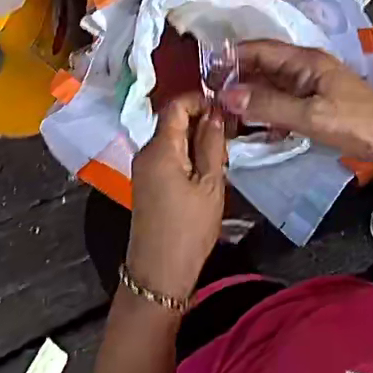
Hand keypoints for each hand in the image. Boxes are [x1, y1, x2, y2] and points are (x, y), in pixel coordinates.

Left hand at [126, 93, 227, 299]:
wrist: (159, 272)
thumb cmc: (189, 228)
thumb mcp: (210, 185)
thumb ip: (212, 144)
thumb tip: (215, 113)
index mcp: (160, 148)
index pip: (175, 106)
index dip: (199, 100)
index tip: (225, 108)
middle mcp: (145, 152)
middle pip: (172, 121)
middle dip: (200, 120)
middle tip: (230, 132)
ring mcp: (142, 168)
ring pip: (170, 139)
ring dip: (194, 139)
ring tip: (222, 152)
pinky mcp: (145, 182)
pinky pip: (166, 156)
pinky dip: (185, 154)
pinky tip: (205, 169)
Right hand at [223, 40, 372, 162]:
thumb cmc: (355, 124)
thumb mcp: (309, 116)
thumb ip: (267, 105)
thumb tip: (227, 94)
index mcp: (304, 60)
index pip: (258, 50)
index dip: (232, 58)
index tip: (207, 73)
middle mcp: (304, 67)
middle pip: (261, 66)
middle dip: (236, 78)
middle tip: (211, 96)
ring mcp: (310, 84)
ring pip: (269, 84)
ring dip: (248, 95)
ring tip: (225, 112)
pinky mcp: (314, 102)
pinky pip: (280, 100)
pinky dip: (264, 109)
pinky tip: (253, 124)